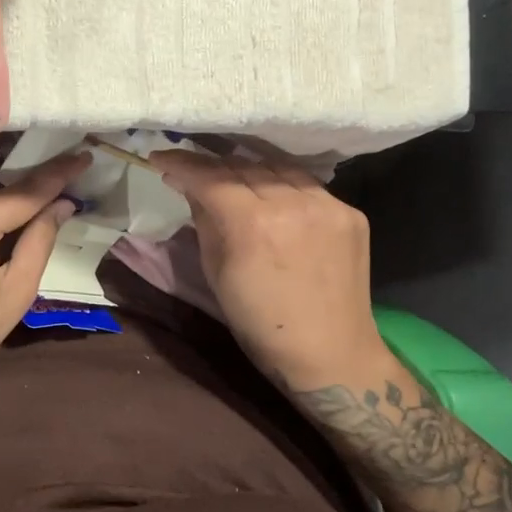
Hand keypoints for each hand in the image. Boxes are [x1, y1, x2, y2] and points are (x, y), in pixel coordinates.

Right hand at [148, 150, 390, 387]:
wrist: (330, 354)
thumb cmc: (260, 323)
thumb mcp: (216, 273)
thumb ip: (205, 221)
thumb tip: (190, 187)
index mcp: (254, 224)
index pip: (211, 177)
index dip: (182, 163)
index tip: (160, 157)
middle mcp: (293, 203)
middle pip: (243, 165)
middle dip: (212, 165)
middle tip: (192, 171)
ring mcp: (328, 205)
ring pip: (278, 168)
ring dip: (249, 169)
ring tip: (231, 179)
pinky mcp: (351, 212)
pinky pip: (308, 185)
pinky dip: (283, 186)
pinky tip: (272, 197)